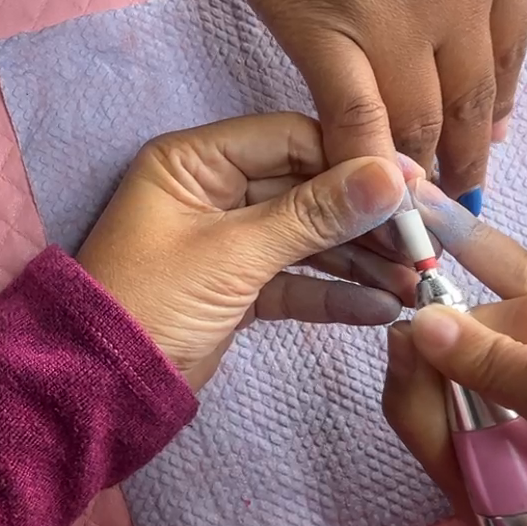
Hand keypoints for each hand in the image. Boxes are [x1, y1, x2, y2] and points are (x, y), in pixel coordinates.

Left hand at [78, 114, 418, 388]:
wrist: (104, 386)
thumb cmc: (153, 301)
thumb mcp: (233, 252)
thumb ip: (314, 214)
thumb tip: (392, 177)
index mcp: (195, 161)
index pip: (289, 139)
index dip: (352, 159)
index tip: (413, 184)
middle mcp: (212, 190)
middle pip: (305, 188)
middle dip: (363, 217)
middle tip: (423, 240)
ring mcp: (227, 240)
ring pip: (305, 237)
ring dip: (357, 259)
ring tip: (413, 284)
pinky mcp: (237, 286)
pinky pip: (293, 280)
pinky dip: (331, 293)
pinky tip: (378, 308)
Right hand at [180, 0, 526, 202]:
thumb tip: (451, 17)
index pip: (510, 51)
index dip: (495, 109)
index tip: (479, 141)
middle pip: (471, 97)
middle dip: (463, 157)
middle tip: (457, 198)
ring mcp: (401, 13)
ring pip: (418, 119)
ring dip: (416, 172)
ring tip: (412, 209)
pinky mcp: (330, 35)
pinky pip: (357, 119)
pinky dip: (362, 163)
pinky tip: (362, 192)